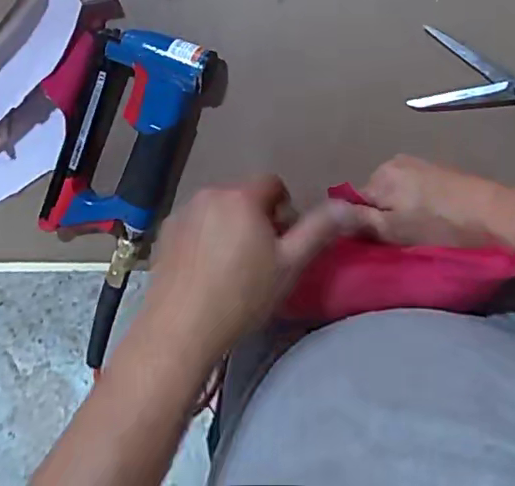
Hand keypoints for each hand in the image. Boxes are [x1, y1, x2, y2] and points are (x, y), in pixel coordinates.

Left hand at [139, 177, 363, 357]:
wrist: (180, 328)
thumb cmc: (242, 296)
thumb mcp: (290, 265)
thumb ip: (319, 230)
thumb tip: (349, 206)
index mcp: (242, 196)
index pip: (274, 184)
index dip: (284, 212)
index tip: (282, 245)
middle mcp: (210, 192)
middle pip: (245, 196)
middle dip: (257, 219)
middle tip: (260, 261)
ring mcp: (184, 211)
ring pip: (219, 209)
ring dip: (230, 227)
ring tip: (231, 270)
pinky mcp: (165, 231)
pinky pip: (196, 224)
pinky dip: (204, 238)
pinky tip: (205, 273)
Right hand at [358, 155, 514, 247]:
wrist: (497, 215)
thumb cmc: (441, 226)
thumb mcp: (394, 231)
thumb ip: (361, 221)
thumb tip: (331, 213)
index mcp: (380, 173)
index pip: (354, 202)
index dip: (361, 226)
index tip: (374, 247)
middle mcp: (396, 161)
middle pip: (377, 196)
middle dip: (383, 218)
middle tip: (399, 244)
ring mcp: (421, 164)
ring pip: (399, 194)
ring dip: (404, 213)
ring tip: (420, 236)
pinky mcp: (443, 172)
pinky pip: (419, 191)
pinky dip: (422, 207)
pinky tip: (437, 224)